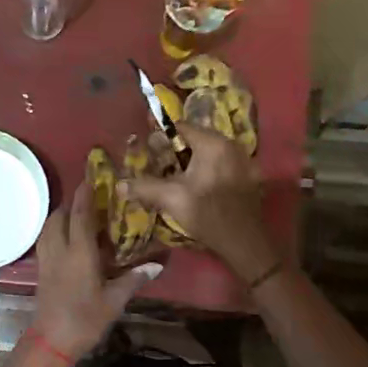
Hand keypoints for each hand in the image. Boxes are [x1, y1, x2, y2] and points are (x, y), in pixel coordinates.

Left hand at [29, 168, 161, 365]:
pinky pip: (46, 241)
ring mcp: (46, 260)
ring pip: (48, 227)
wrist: (51, 341)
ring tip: (79, 214)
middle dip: (71, 202)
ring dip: (60, 215)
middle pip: (59, 216)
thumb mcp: (115, 300)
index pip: (80, 214)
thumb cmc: (85, 320)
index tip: (93, 177)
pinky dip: (55, 231)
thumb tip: (157, 263)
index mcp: (78, 253)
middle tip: (90, 196)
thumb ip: (134, 278)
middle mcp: (59, 250)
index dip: (85, 194)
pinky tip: (68, 237)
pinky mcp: (41, 271)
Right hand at [122, 122, 280, 279]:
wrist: (243, 240)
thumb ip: (143, 187)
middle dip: (174, 150)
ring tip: (173, 177)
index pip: (182, 127)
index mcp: (213, 144)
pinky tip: (195, 187)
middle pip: (196, 139)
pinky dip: (205, 170)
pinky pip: (221, 164)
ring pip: (209, 153)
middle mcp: (231, 145)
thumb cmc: (207, 213)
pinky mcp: (248, 176)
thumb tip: (119, 185)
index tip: (147, 148)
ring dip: (189, 161)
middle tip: (156, 164)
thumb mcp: (171, 199)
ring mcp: (243, 160)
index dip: (161, 136)